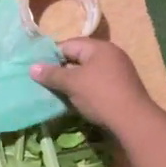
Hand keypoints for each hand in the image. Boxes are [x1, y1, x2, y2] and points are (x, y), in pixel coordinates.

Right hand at [29, 39, 160, 129]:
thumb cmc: (100, 95)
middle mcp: (111, 55)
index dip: (51, 55)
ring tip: (57, 92)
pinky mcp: (121, 88)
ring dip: (73, 81)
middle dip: (61, 69)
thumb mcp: (72, 83)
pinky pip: (97, 83)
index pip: (69, 44)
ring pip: (88, 72)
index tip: (37, 68)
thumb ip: (52, 74)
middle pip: (79, 57)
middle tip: (44, 81)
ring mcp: (118, 72)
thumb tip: (32, 68)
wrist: (133, 121)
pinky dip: (85, 89)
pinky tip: (75, 100)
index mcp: (100, 47)